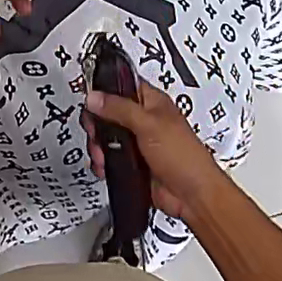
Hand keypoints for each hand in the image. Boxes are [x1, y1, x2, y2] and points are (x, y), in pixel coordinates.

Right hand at [83, 81, 228, 222]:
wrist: (190, 195)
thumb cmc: (184, 156)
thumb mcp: (148, 125)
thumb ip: (119, 108)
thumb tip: (96, 97)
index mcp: (152, 102)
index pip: (124, 85)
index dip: (106, 89)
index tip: (91, 97)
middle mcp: (144, 120)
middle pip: (110, 112)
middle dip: (98, 122)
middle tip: (95, 129)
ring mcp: (138, 142)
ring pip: (108, 136)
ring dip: (99, 145)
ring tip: (102, 152)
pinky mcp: (133, 162)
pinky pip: (111, 156)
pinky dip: (103, 161)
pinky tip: (105, 165)